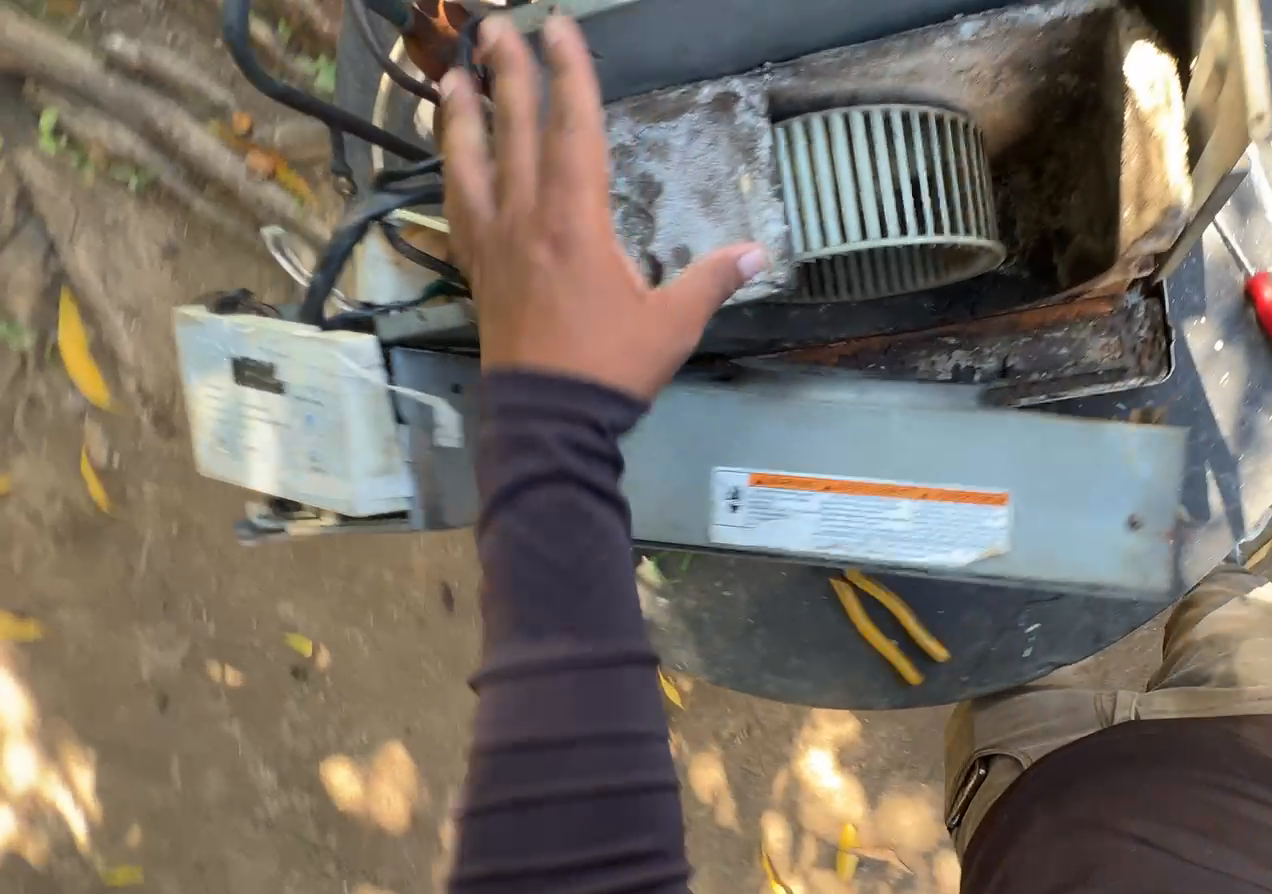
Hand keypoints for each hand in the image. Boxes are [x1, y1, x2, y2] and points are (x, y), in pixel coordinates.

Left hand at [439, 16, 766, 400]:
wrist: (551, 414)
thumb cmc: (615, 365)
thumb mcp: (675, 324)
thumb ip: (712, 281)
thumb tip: (759, 253)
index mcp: (578, 225)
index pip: (574, 133)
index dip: (571, 78)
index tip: (561, 31)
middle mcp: (528, 219)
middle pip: (516, 133)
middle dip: (510, 74)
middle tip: (499, 25)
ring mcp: (496, 242)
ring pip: (472, 163)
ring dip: (464, 115)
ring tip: (454, 74)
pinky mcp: (479, 268)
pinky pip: (458, 208)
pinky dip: (451, 175)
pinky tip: (449, 162)